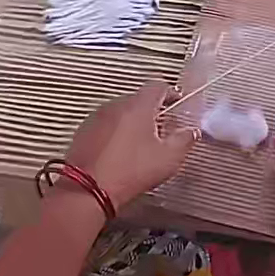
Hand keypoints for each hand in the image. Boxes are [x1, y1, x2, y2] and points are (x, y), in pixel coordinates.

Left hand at [63, 82, 196, 209]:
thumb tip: (191, 131)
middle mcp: (115, 105)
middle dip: (152, 111)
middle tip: (163, 129)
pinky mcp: (83, 132)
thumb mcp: (168, 158)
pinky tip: (121, 153)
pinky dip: (116, 133)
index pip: (158, 86)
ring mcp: (96, 117)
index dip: (171, 93)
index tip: (177, 103)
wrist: (87, 190)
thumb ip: (184, 140)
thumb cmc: (129, 172)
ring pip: (121, 112)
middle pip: (138, 99)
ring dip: (133, 122)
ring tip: (142, 144)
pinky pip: (106, 126)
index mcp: (138, 106)